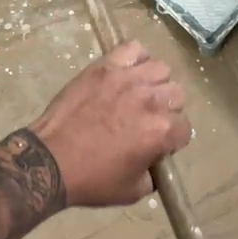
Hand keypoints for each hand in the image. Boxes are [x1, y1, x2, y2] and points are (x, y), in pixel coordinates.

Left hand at [27, 40, 190, 207]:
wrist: (52, 158)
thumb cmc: (93, 179)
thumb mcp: (134, 190)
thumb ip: (154, 172)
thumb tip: (156, 158)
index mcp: (160, 130)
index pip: (184, 127)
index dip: (173, 138)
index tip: (160, 143)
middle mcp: (150, 99)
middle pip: (176, 93)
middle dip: (167, 108)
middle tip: (148, 118)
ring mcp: (127, 78)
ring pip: (159, 68)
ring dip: (154, 82)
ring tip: (139, 93)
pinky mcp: (106, 65)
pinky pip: (133, 48)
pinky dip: (136, 57)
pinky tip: (128, 72)